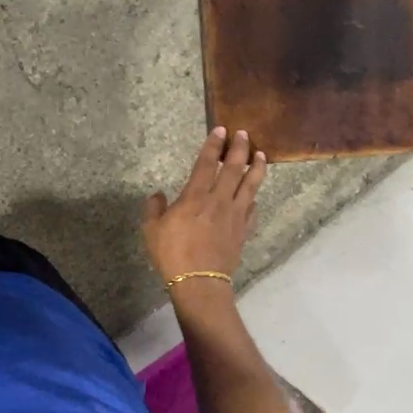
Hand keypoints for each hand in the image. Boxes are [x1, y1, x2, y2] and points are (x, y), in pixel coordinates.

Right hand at [143, 127, 267, 284]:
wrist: (199, 282)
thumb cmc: (171, 253)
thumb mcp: (151, 229)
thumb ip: (154, 208)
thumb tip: (158, 195)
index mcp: (195, 196)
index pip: (206, 164)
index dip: (213, 145)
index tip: (221, 130)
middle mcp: (218, 201)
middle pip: (234, 169)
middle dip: (239, 149)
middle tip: (244, 134)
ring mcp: (234, 216)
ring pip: (250, 186)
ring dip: (256, 168)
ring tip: (261, 155)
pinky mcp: (243, 231)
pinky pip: (252, 210)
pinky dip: (254, 199)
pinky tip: (255, 196)